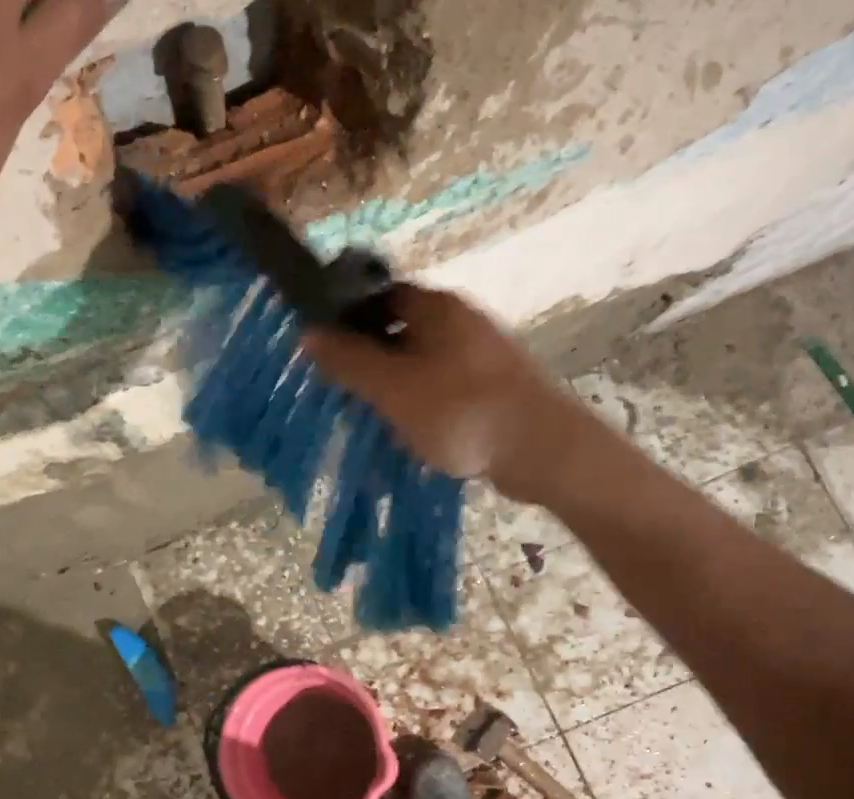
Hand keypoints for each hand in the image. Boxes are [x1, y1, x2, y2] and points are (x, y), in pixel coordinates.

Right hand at [301, 285, 610, 502]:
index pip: (380, 293)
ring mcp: (481, 354)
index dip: (347, 315)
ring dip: (393, 385)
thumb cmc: (463, 412)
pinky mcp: (493, 388)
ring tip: (371, 416)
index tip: (322, 348)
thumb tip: (307, 334)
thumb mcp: (394, 388)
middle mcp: (461, 320)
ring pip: (420, 361)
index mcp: (437, 307)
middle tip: (341, 389)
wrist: (546, 451)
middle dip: (368, 356)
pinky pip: (443, 386)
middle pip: (399, 328)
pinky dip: (420, 403)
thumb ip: (349, 362)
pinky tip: (410, 432)